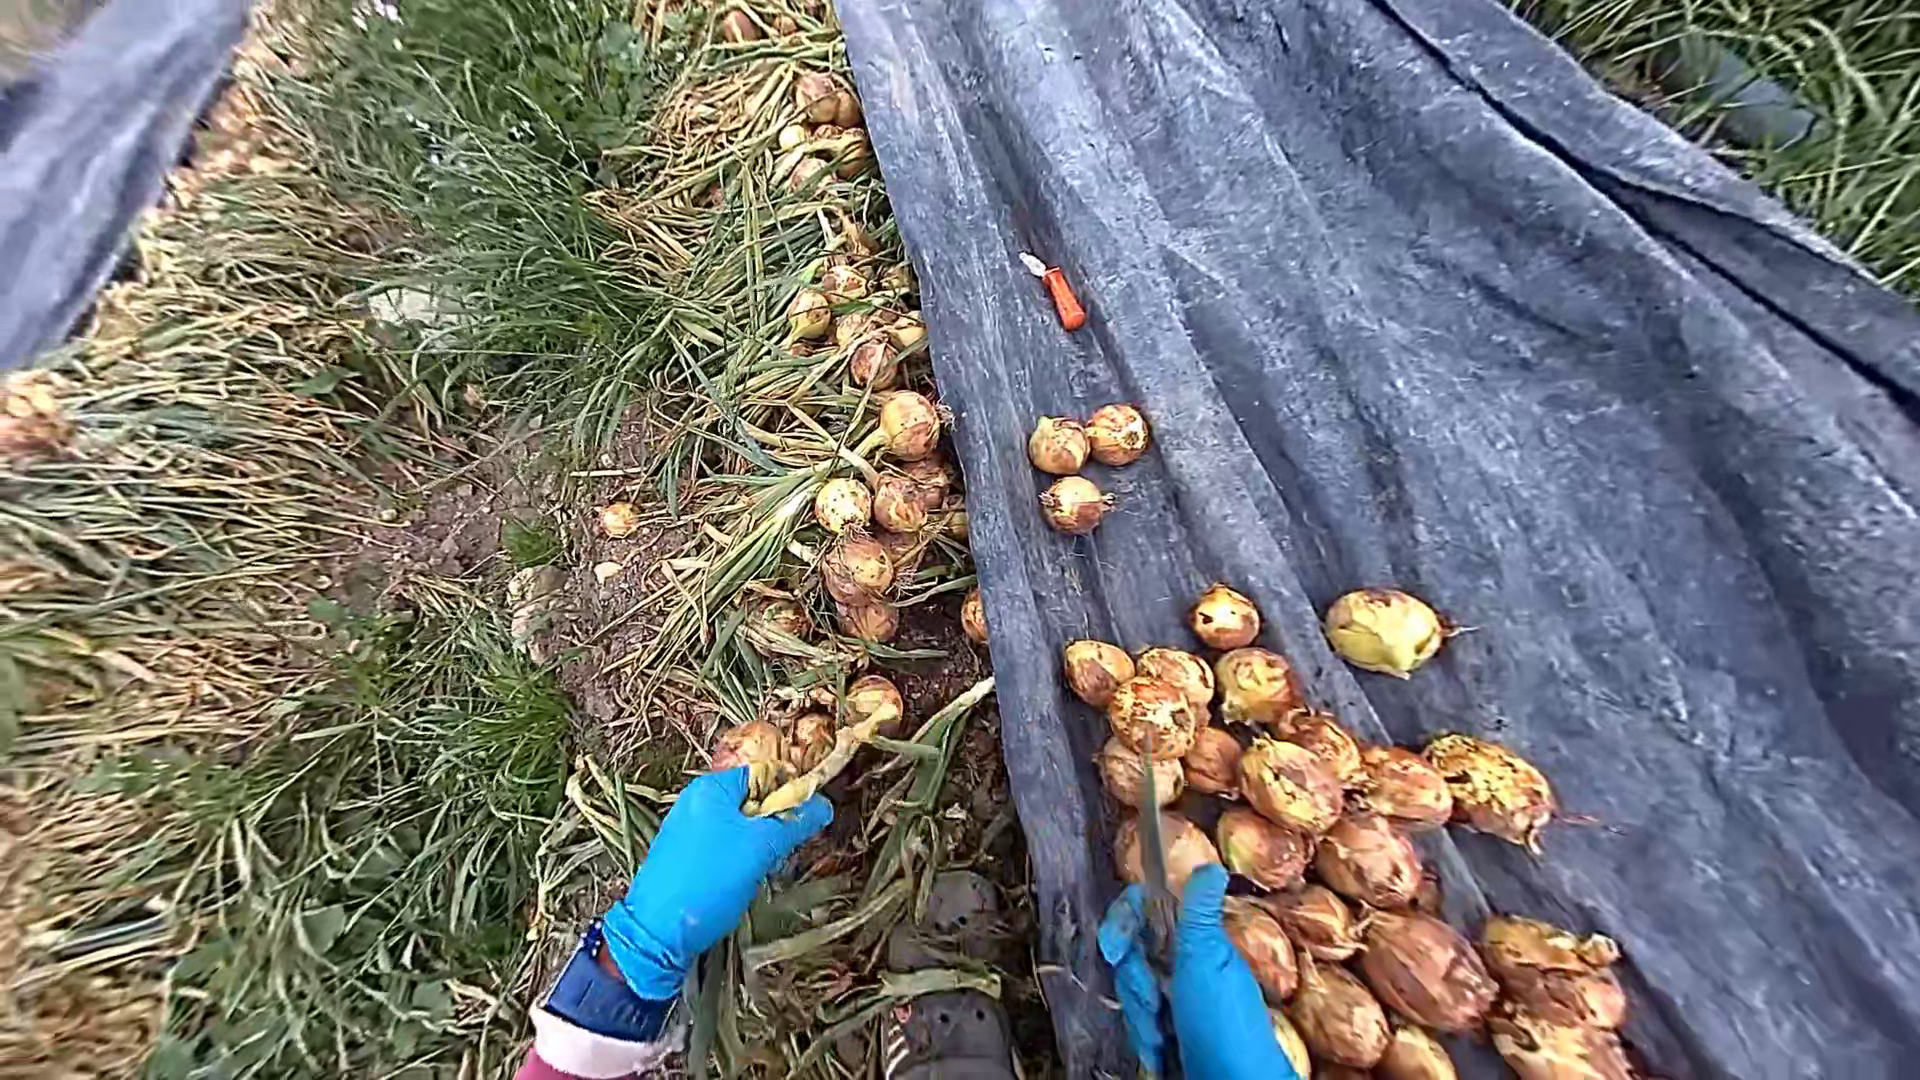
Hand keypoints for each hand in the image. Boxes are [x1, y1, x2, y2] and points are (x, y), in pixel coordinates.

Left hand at [601, 766, 832, 998]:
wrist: (653, 938)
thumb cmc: (710, 880)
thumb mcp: (762, 847)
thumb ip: (796, 821)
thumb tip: (825, 805)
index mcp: (712, 787)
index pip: (764, 773)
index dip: (788, 792)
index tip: (801, 818)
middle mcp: (696, 800)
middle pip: (753, 798)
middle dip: (774, 820)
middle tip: (782, 846)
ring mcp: (686, 827)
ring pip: (740, 823)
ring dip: (759, 841)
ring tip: (762, 866)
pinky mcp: (682, 853)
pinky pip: (723, 841)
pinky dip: (739, 854)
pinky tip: (742, 877)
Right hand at [1098, 864, 1298, 1079]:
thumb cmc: (1225, 1026)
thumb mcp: (1209, 959)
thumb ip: (1200, 910)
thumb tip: (1212, 865)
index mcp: (1191, 936)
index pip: (1141, 905)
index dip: (1121, 920)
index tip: (1114, 948)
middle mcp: (1181, 961)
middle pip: (1129, 947)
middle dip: (1133, 980)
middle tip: (1155, 1005)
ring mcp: (1174, 997)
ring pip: (1128, 985)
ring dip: (1138, 1014)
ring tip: (1163, 1038)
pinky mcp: (1166, 1029)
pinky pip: (1134, 1019)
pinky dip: (1143, 1038)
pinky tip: (1161, 1052)